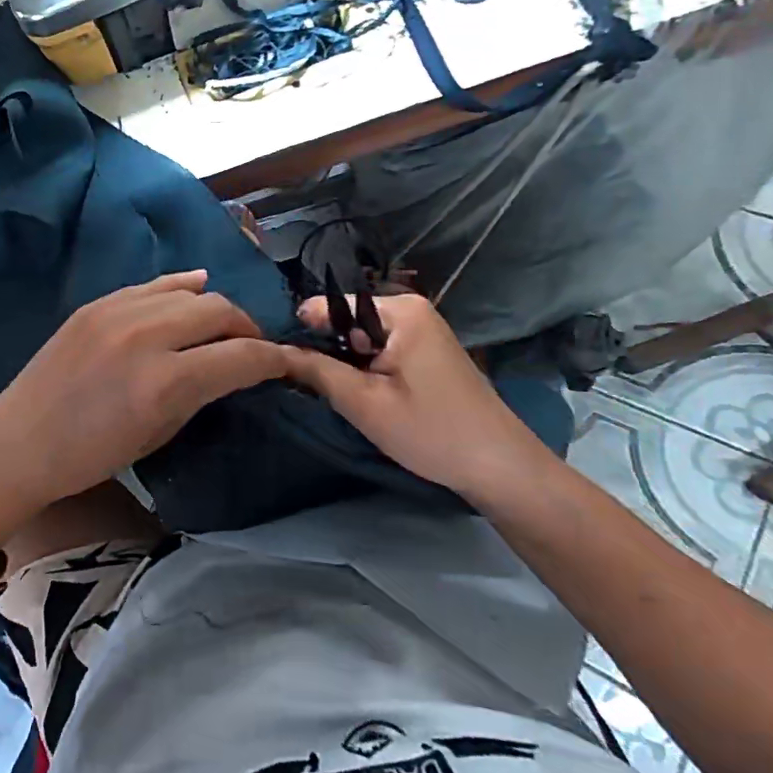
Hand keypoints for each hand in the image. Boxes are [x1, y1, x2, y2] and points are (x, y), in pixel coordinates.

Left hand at [0, 270, 290, 510]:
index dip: (275, 359)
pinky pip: (155, 283)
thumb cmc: (94, 454)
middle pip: (222, 311)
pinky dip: (181, 288)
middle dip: (247, 329)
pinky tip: (193, 291)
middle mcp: (147, 335)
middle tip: (250, 348)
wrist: (22, 440)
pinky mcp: (98, 302)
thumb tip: (236, 365)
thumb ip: (203, 392)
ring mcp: (119, 312)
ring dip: (216, 308)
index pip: (242, 356)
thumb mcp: (161, 432)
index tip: (287, 363)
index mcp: (166, 382)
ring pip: (192, 290)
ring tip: (219, 328)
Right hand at [281, 293, 550, 491]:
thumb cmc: (431, 431)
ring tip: (329, 392)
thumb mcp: (364, 403)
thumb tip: (273, 350)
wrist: (499, 466)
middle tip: (305, 385)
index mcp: (400, 310)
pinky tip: (359, 395)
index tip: (279, 362)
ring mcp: (421, 330)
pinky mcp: (425, 352)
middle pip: (345, 321)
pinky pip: (379, 349)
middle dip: (324, 349)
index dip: (301, 332)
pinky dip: (363, 369)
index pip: (329, 306)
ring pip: (360, 338)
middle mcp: (411, 309)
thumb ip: (316, 370)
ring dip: (343, 363)